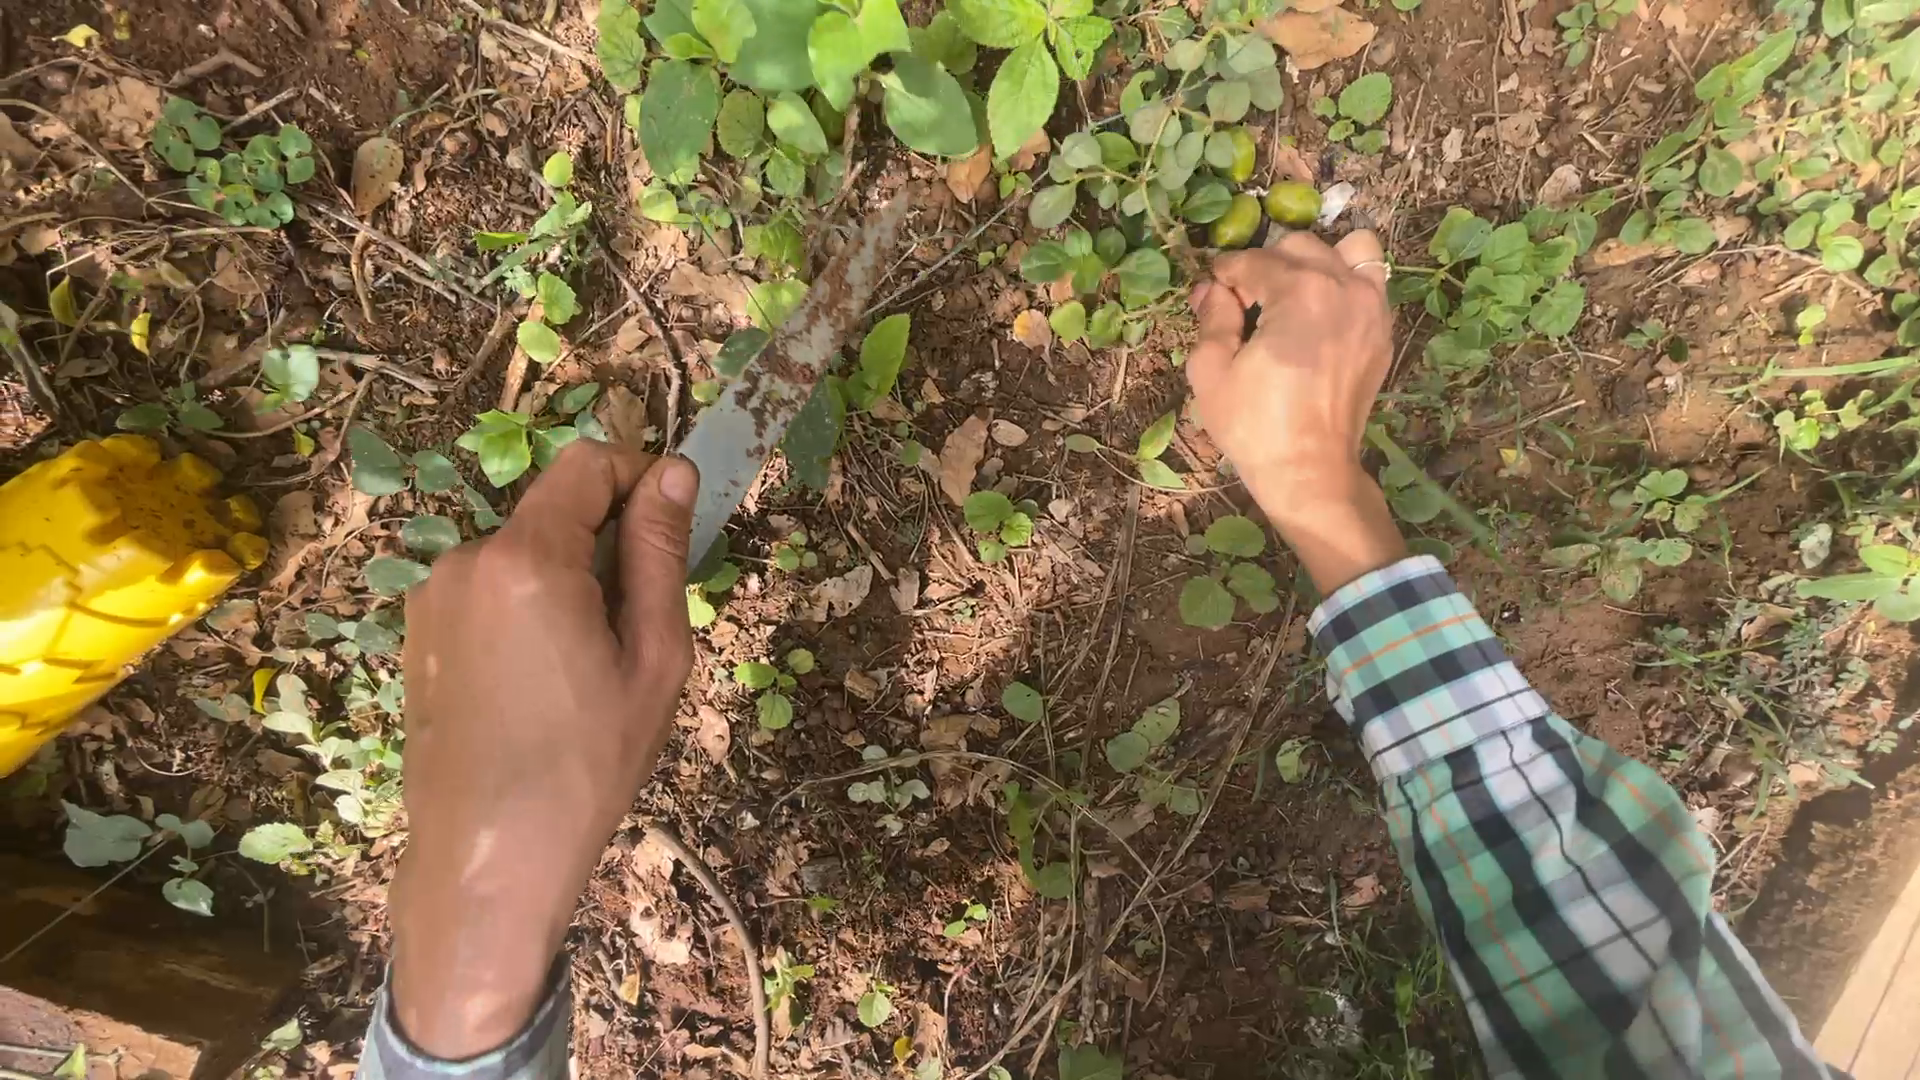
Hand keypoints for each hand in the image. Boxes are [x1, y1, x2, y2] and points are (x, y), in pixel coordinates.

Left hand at [390, 443, 698, 1058]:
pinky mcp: (420, 633)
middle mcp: (465, 560)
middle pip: (557, 509)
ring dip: (573, 577)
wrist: (490, 860)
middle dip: (609, 540)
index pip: (587, 463)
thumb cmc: (592, 757)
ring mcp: (432, 597)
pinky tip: (546, 678)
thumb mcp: (655, 653)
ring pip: (527, 551)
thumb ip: (660, 552)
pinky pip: (495, 588)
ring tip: (594, 661)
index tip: (671, 531)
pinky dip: (534, 604)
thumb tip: (674, 470)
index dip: (639, 478)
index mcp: (526, 559)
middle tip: (641, 622)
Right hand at [1187, 231, 1406, 591]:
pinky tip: (1316, 315)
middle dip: (1263, 266)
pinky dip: (1342, 283)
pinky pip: (1368, 281)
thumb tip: (1210, 289)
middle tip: (1241, 303)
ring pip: (1345, 250)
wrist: (1308, 469)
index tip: (1206, 291)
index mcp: (1299, 292)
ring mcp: (1372, 306)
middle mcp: (1343, 286)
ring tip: (1288, 297)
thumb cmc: (1252, 425)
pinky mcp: (1382, 330)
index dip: (1221, 274)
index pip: (1252, 261)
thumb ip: (1212, 318)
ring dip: (1311, 264)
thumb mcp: (1211, 372)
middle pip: (1297, 247)